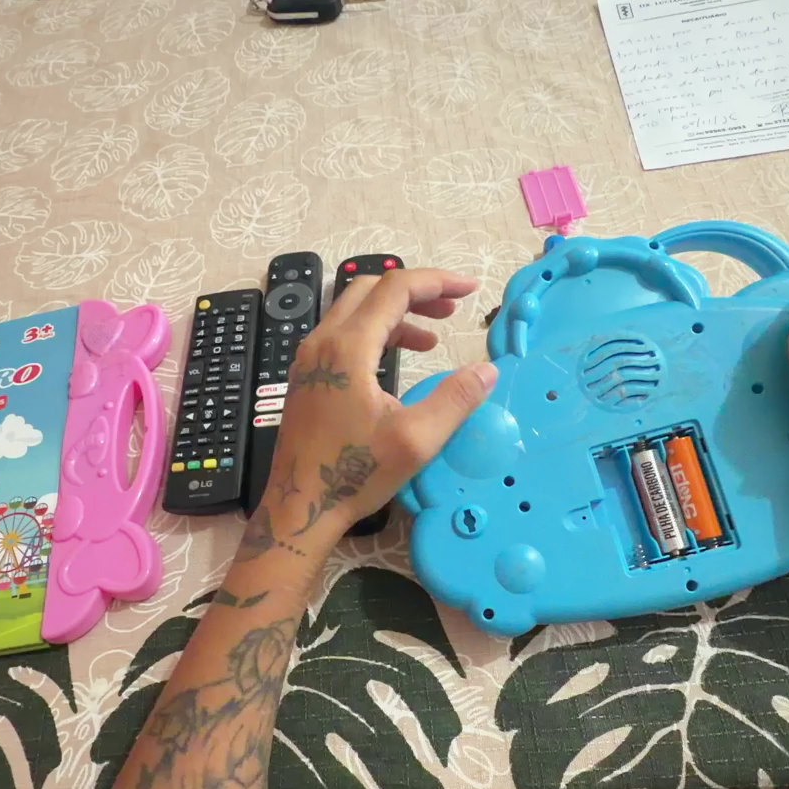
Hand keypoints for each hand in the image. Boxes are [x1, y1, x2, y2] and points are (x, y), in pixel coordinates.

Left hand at [249, 268, 497, 550]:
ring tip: (432, 338)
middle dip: (415, 292)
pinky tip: (396, 360)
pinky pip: (341, 336)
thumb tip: (488, 370)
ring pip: (354, 313)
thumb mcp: (416, 439)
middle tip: (451, 309)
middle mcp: (322, 343)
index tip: (470, 289)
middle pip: (371, 290)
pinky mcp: (305, 378)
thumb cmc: (354, 474)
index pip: (395, 289)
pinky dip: (374, 335)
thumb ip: (456, 399)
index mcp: (348, 347)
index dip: (437, 282)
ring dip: (395, 315)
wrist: (300, 506)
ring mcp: (308, 360)